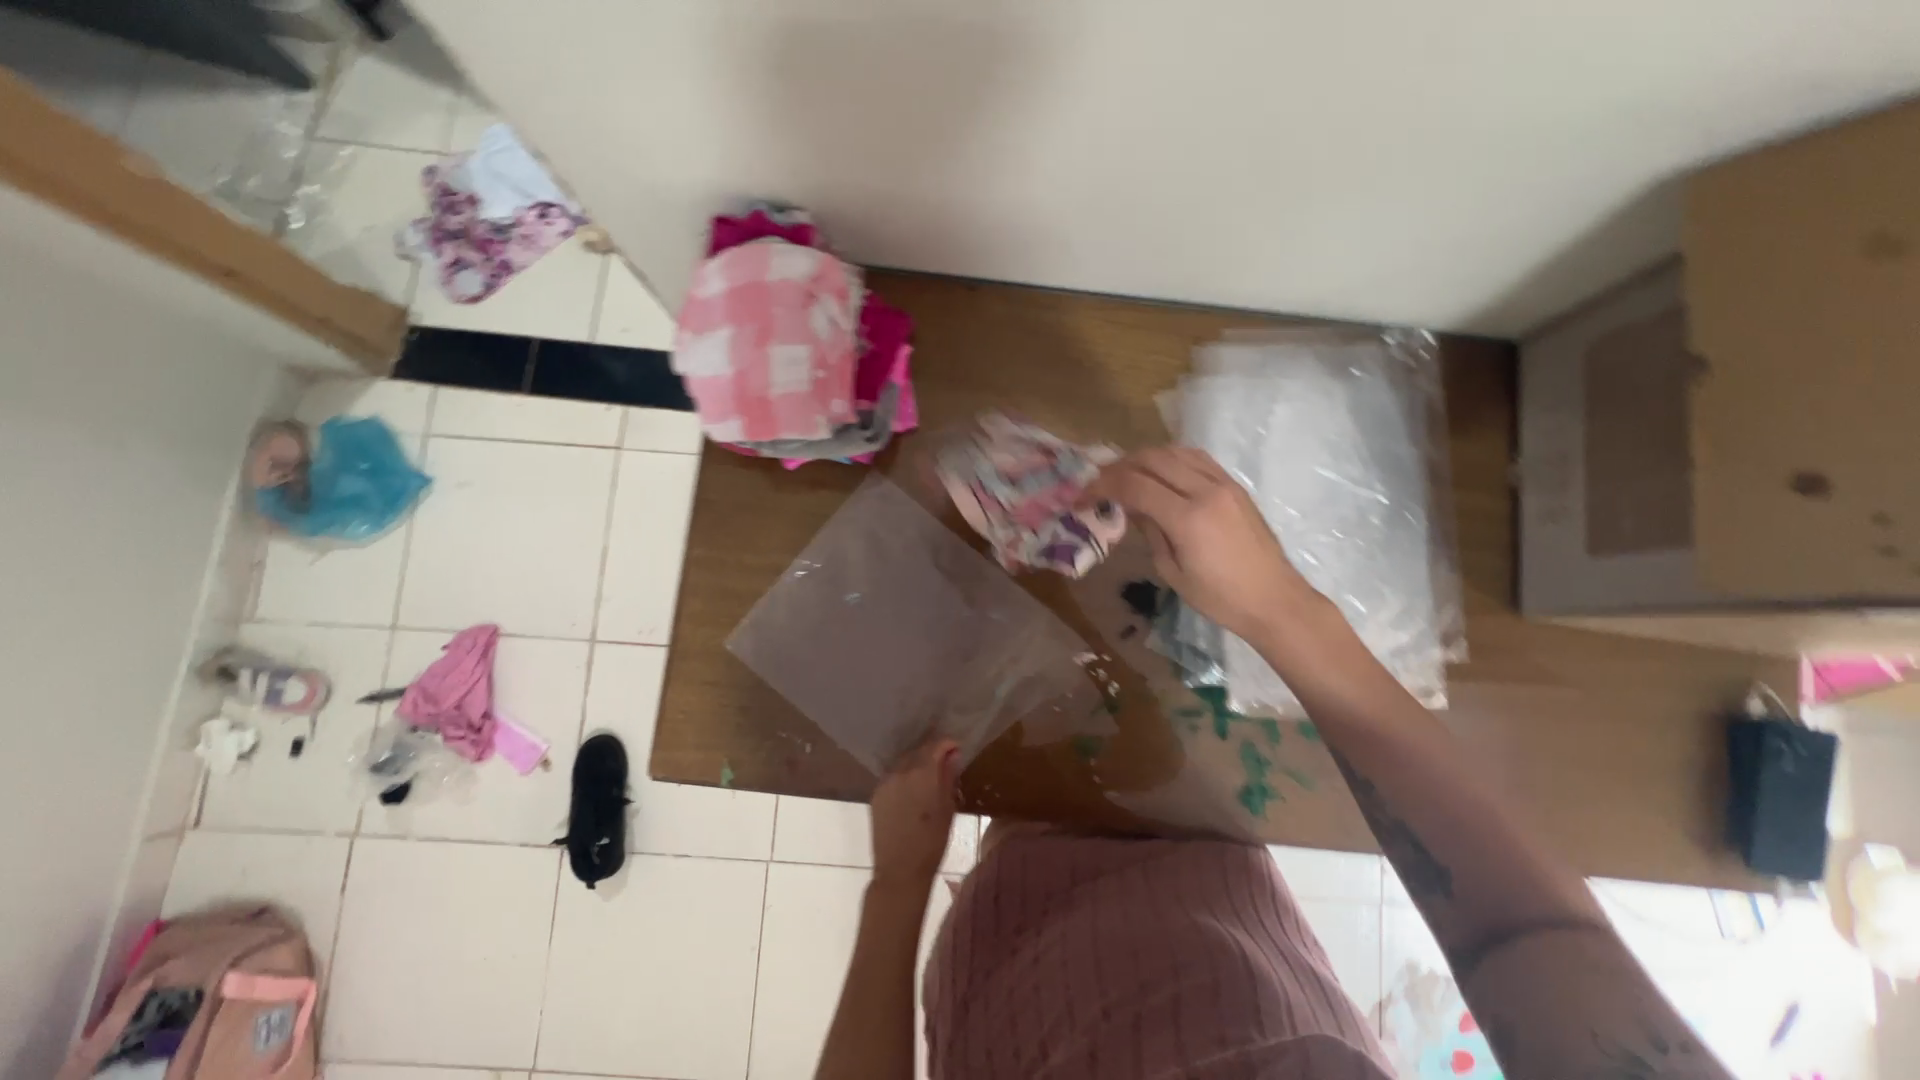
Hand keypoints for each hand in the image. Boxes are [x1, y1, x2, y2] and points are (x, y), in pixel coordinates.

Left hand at [870, 736, 960, 887]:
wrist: (900, 870)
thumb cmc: (932, 842)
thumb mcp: (948, 809)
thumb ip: (948, 778)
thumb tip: (952, 755)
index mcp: (922, 773)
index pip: (935, 745)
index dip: (947, 744)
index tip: (957, 749)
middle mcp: (900, 771)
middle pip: (918, 751)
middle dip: (932, 752)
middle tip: (945, 762)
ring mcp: (885, 782)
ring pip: (903, 762)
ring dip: (916, 763)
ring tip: (928, 776)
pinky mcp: (875, 794)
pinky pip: (892, 776)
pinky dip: (904, 776)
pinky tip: (911, 790)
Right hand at [1086, 446, 1318, 641]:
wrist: (1273, 599)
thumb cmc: (1219, 598)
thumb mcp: (1172, 572)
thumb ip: (1150, 532)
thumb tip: (1131, 507)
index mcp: (1188, 519)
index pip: (1135, 486)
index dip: (1103, 486)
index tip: (1083, 496)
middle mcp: (1206, 491)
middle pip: (1152, 459)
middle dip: (1119, 467)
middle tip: (1100, 482)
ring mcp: (1224, 484)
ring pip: (1175, 451)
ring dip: (1145, 457)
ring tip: (1126, 473)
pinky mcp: (1234, 485)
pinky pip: (1197, 458)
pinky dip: (1171, 458)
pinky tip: (1159, 472)